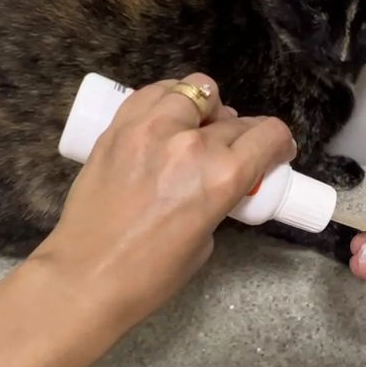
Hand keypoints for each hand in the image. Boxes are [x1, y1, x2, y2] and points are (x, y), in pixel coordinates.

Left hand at [31, 74, 295, 328]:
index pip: (269, 135)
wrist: (86, 277)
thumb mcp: (206, 240)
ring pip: (196, 89)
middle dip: (244, 135)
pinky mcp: (119, 126)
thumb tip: (216, 178)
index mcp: (222, 176)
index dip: (280, 143)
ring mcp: (150, 128)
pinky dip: (170, 100)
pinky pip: (154, 92)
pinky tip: (168, 119)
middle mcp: (191, 144)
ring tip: (199, 128)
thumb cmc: (150, 275)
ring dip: (207, 107)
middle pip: (235, 118)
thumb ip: (217, 199)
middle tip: (234, 153)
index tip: (276, 153)